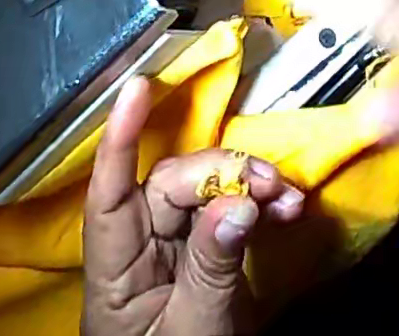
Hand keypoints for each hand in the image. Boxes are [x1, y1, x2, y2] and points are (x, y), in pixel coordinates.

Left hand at [82, 76, 304, 335]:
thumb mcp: (192, 333)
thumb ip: (211, 267)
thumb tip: (236, 202)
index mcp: (115, 260)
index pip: (110, 187)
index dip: (121, 134)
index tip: (136, 88)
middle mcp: (141, 237)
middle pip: (172, 183)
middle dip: (220, 172)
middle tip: (270, 183)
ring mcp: (175, 241)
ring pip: (206, 191)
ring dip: (248, 185)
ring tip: (287, 194)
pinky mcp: (208, 248)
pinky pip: (231, 212)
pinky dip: (260, 207)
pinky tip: (289, 206)